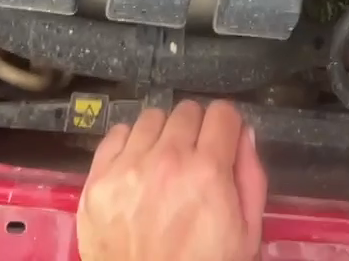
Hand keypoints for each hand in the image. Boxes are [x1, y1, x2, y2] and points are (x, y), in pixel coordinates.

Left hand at [76, 100, 266, 260]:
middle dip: (196, 131)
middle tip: (193, 159)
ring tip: (163, 164)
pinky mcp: (98, 180)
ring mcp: (128, 168)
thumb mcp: (246, 236)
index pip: (222, 112)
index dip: (226, 128)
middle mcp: (167, 160)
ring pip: (152, 118)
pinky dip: (129, 144)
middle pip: (186, 111)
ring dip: (162, 135)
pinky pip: (116, 135)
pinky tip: (137, 168)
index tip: (222, 142)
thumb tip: (243, 133)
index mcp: (207, 172)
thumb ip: (250, 178)